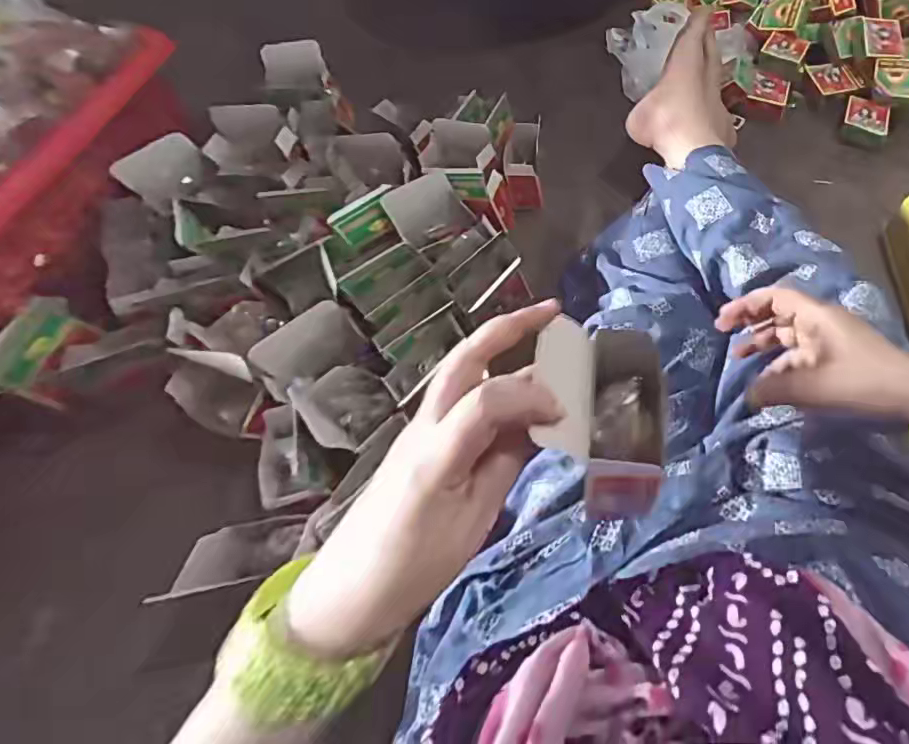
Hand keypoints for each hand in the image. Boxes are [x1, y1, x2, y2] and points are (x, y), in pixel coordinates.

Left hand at [280, 299, 563, 658]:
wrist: (344, 597)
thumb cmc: (410, 568)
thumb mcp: (471, 524)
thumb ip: (506, 466)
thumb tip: (539, 427)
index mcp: (436, 452)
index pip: (489, 398)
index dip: (533, 395)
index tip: (564, 413)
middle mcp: (426, 426)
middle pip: (466, 357)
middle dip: (510, 327)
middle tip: (552, 312)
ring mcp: (420, 428)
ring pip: (461, 369)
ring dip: (501, 346)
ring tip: (542, 338)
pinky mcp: (422, 438)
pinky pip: (461, 395)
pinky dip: (494, 380)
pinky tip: (518, 391)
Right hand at [716, 286, 908, 421]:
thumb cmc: (862, 380)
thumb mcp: (816, 386)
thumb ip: (777, 389)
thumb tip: (747, 395)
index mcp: (816, 315)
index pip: (774, 297)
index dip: (746, 304)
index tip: (723, 320)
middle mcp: (819, 321)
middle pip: (778, 313)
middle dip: (750, 321)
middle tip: (724, 334)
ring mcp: (828, 338)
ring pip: (787, 334)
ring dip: (763, 343)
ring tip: (739, 357)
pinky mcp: (835, 357)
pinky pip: (799, 353)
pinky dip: (781, 362)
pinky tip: (768, 379)